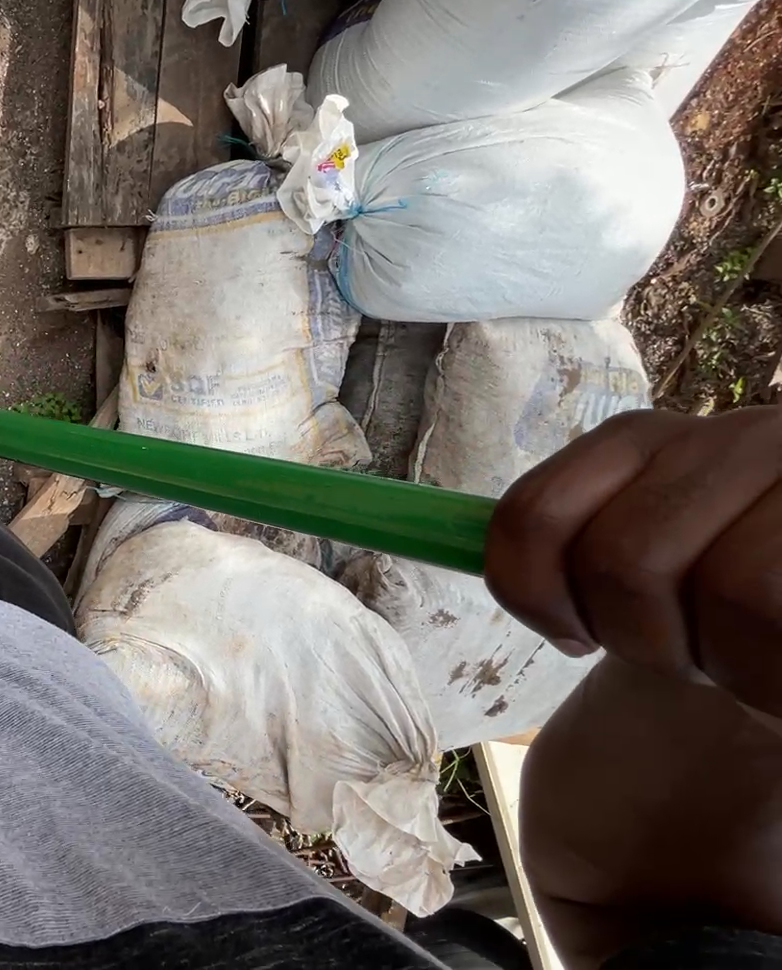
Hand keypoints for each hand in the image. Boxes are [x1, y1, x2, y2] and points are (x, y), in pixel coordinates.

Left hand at [484, 405, 781, 719]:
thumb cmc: (709, 593)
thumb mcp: (628, 550)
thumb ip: (545, 535)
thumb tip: (372, 516)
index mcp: (639, 438)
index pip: (531, 515)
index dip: (528, 591)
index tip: (564, 638)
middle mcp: (733, 435)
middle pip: (622, 561)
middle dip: (635, 639)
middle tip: (677, 662)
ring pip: (733, 594)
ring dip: (721, 662)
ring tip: (743, 667)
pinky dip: (776, 678)